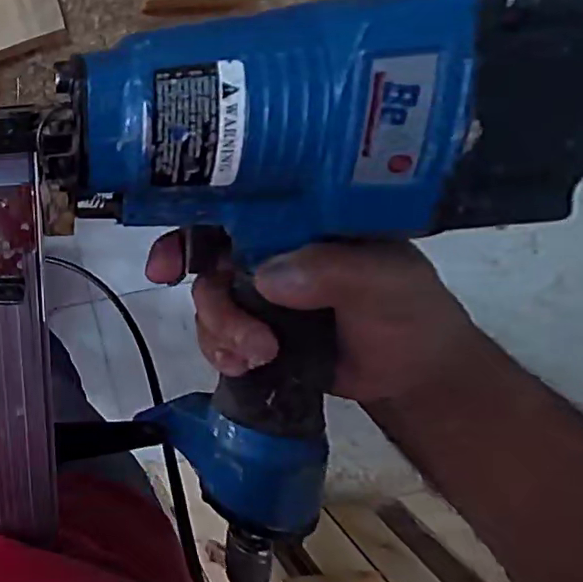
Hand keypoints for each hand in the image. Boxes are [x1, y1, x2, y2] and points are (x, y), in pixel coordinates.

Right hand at [144, 235, 491, 402]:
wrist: (413, 378)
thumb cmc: (408, 312)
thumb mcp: (387, 281)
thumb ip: (335, 271)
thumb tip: (266, 277)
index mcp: (292, 219)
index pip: (231, 204)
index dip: (190, 223)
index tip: (169, 261)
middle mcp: (263, 248)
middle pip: (204, 257)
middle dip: (206, 294)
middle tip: (220, 322)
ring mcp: (252, 290)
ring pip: (206, 300)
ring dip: (220, 329)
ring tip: (257, 356)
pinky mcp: (249, 328)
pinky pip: (213, 334)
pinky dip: (220, 351)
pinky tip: (242, 366)